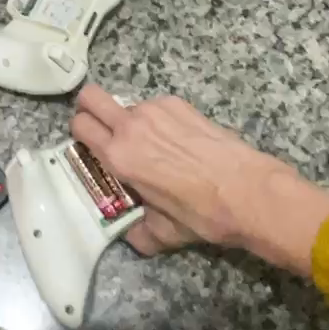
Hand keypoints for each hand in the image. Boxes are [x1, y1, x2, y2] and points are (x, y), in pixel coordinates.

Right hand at [69, 85, 328, 273]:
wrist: (250, 192)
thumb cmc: (204, 214)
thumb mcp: (165, 233)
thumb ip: (137, 231)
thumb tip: (128, 231)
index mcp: (119, 156)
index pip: (79, 126)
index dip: (80, 135)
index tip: (91, 147)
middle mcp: (130, 126)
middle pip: (89, 96)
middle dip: (88, 108)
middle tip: (101, 127)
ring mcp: (153, 109)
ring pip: (125, 104)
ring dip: (129, 120)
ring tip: (154, 144)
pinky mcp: (176, 103)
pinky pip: (154, 106)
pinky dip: (158, 119)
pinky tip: (179, 141)